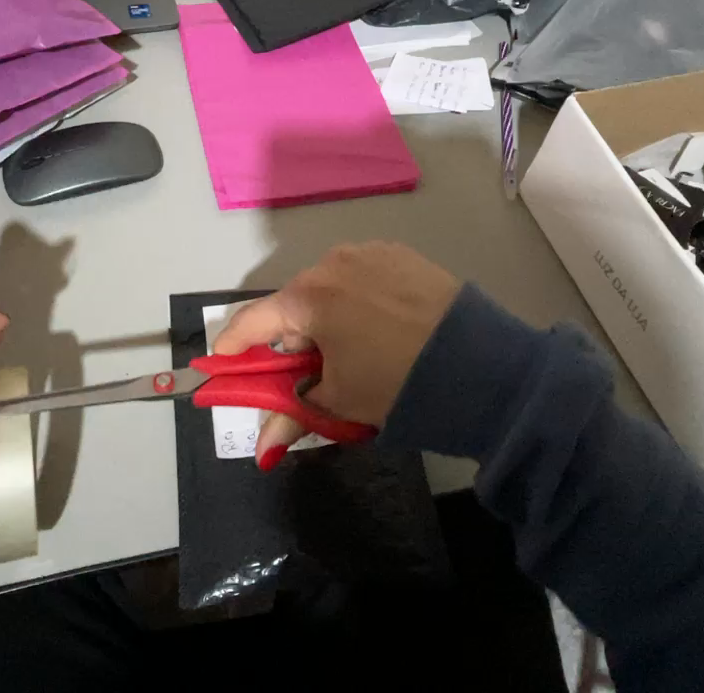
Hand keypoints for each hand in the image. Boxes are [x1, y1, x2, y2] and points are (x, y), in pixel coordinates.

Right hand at [214, 243, 460, 468]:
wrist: (482, 364)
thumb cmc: (398, 382)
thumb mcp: (341, 403)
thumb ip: (291, 417)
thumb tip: (262, 450)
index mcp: (309, 296)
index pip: (253, 321)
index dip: (234, 346)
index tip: (221, 364)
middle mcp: (332, 262)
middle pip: (294, 305)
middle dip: (295, 340)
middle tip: (312, 375)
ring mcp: (368, 253)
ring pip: (330, 290)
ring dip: (328, 319)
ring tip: (357, 352)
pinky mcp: (400, 254)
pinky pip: (363, 278)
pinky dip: (360, 302)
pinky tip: (384, 328)